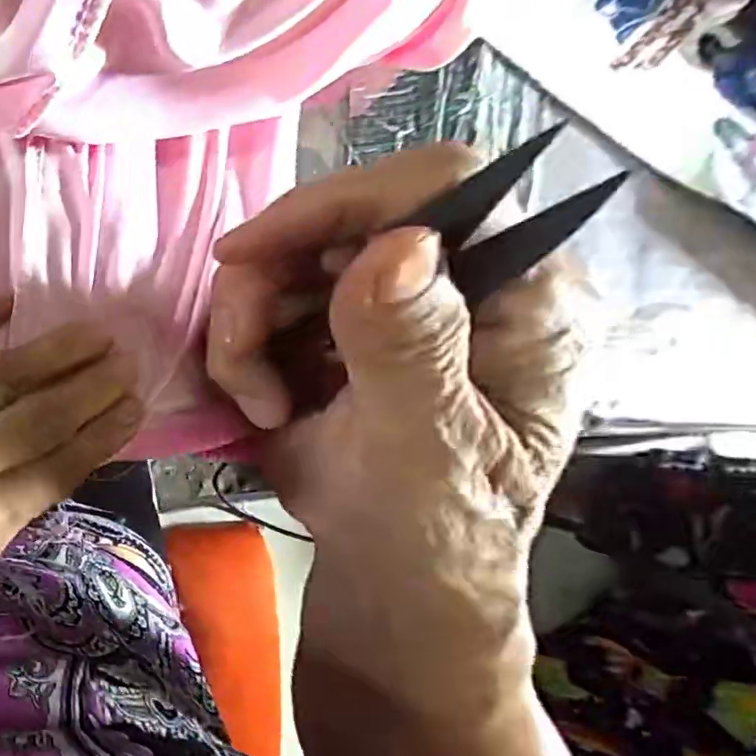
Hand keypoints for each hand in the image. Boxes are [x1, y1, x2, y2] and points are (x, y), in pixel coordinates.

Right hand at [205, 145, 595, 713]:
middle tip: (240, 356)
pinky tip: (259, 402)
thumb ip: (410, 349)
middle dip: (263, 291)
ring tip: (258, 401)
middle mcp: (450, 285)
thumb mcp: (423, 442)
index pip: (438, 188)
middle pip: (331, 228)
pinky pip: (257, 312)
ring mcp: (380, 311)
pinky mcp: (326, 337)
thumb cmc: (429, 519)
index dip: (336, 204)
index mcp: (518, 295)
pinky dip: (237, 353)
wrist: (388, 567)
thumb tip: (397, 248)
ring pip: (279, 271)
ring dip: (242, 334)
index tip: (246, 253)